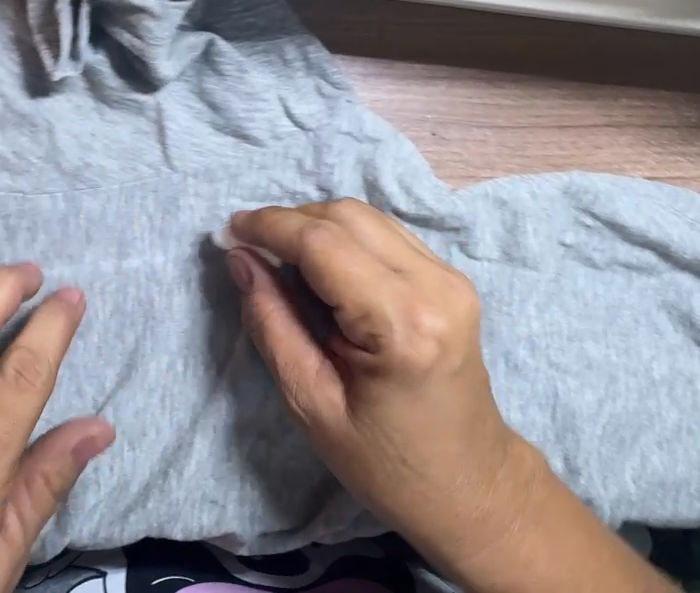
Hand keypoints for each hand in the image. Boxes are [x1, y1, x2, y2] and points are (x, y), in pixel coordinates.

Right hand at [225, 201, 671, 592]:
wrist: (469, 484)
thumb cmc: (385, 461)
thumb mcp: (310, 403)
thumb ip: (271, 322)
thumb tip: (240, 257)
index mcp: (400, 325)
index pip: (322, 243)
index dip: (269, 227)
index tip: (229, 231)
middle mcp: (434, 286)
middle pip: (345, 216)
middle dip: (288, 220)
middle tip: (249, 245)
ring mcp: (449, 277)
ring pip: (365, 215)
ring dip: (314, 223)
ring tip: (279, 254)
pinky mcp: (451, 277)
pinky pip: (384, 232)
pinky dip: (342, 234)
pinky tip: (320, 265)